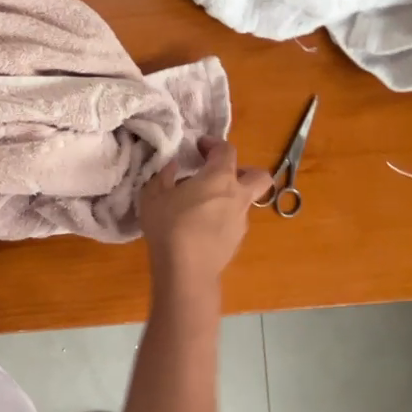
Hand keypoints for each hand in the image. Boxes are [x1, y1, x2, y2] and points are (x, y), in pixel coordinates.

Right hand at [138, 135, 272, 287]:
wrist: (187, 268)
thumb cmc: (169, 225)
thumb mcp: (152, 196)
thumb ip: (163, 177)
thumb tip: (174, 166)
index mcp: (218, 178)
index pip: (226, 151)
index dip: (214, 144)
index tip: (200, 145)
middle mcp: (237, 194)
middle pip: (258, 175)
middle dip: (244, 171)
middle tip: (220, 176)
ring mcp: (241, 219)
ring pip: (244, 200)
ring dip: (228, 198)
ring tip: (200, 207)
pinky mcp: (237, 239)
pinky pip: (233, 221)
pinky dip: (221, 218)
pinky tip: (199, 229)